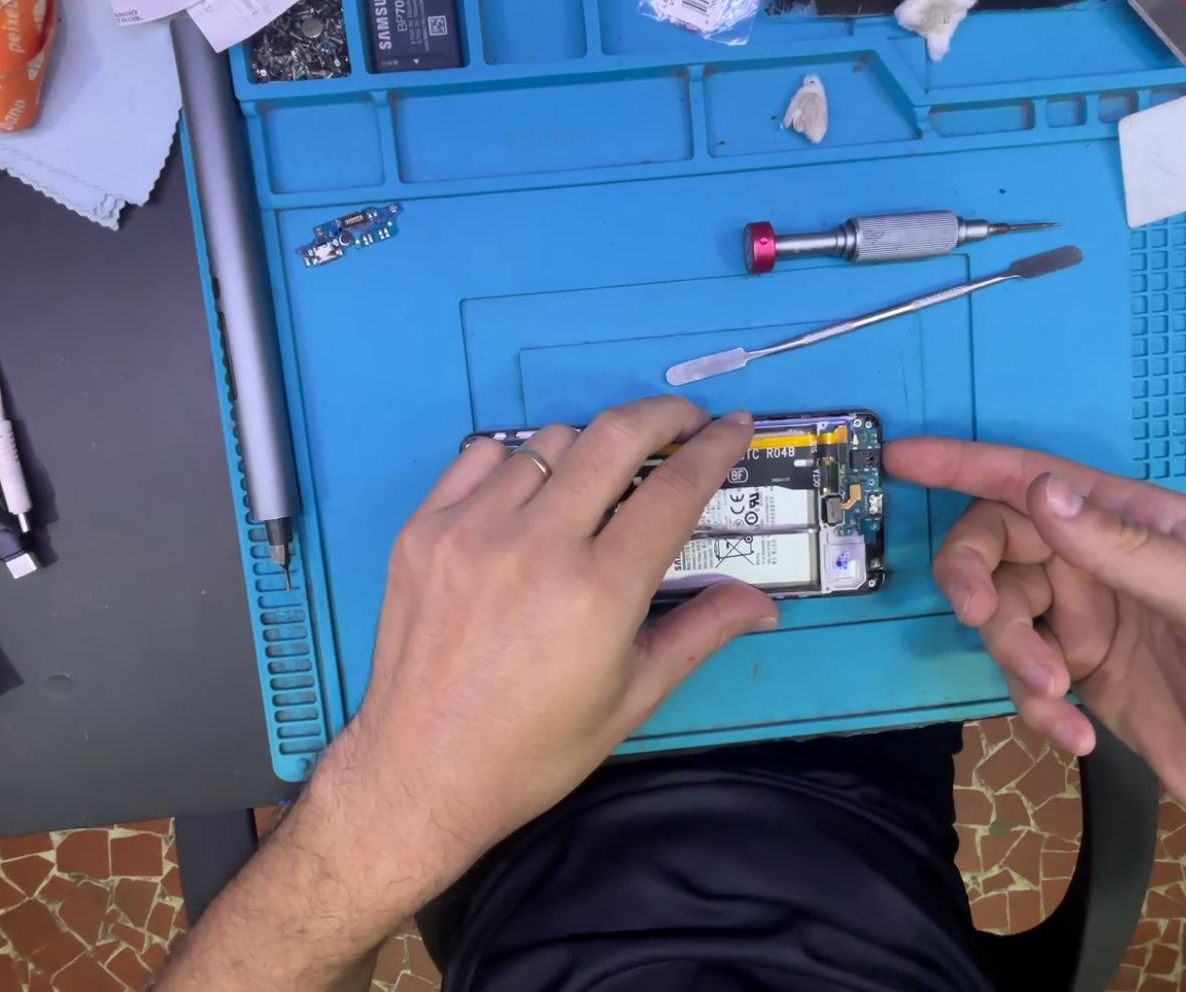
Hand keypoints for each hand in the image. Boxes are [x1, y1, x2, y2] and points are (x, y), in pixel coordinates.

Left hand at [350, 396, 777, 861]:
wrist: (422, 771)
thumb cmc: (538, 747)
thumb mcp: (633, 697)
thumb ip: (701, 632)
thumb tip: (763, 602)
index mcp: (599, 590)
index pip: (674, 490)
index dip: (715, 448)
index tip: (733, 426)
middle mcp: (537, 545)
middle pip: (614, 436)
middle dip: (664, 414)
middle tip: (684, 422)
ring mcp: (472, 529)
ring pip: (550, 442)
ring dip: (590, 448)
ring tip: (600, 478)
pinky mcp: (425, 528)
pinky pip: (483, 457)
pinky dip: (518, 461)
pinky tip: (529, 492)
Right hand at [886, 439, 1185, 840]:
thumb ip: (1131, 551)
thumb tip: (1040, 492)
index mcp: (1141, 524)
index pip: (1035, 479)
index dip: (962, 463)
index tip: (899, 458)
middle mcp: (1100, 560)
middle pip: (997, 543)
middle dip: (974, 577)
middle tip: (971, 615)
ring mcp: (1083, 614)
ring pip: (999, 608)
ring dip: (1011, 651)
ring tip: (1053, 694)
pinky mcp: (1073, 667)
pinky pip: (1019, 666)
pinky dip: (1031, 700)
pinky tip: (1071, 731)